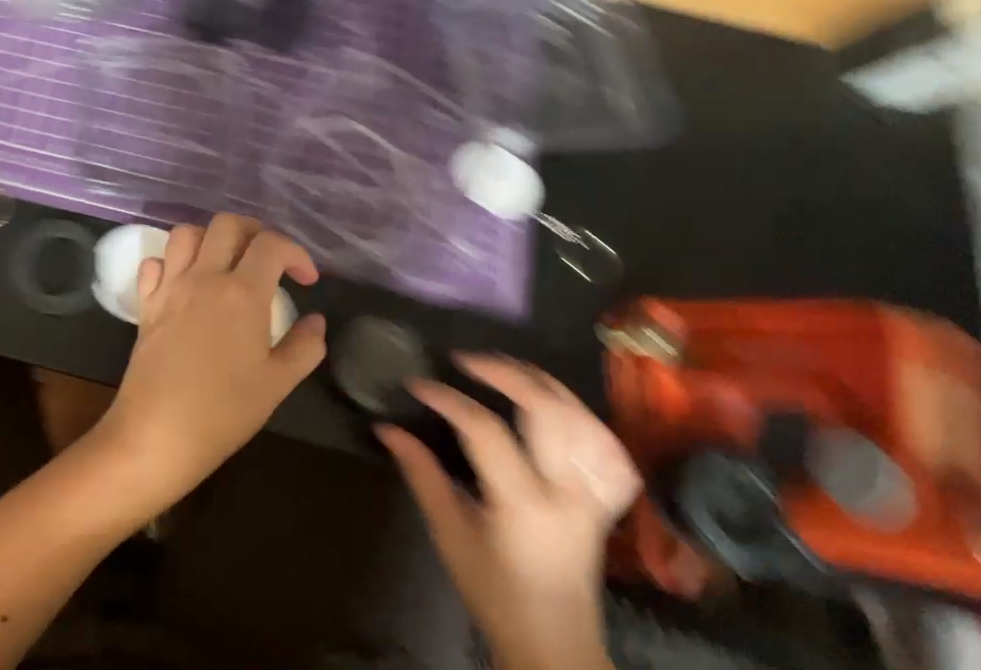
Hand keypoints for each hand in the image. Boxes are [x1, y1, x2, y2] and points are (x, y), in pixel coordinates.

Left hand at [90, 214, 327, 522]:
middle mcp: (204, 277)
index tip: (306, 280)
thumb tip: (315, 322)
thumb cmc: (225, 411)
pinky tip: (186, 282)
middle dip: (254, 232)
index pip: (272, 244)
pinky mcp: (145, 303)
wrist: (158, 431)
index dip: (296, 253)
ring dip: (210, 239)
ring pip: (186, 233)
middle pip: (227, 224)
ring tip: (227, 264)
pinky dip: (172, 261)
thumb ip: (304, 347)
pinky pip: (155, 263)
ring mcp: (169, 287)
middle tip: (269, 260)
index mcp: (242, 292)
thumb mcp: (277, 384)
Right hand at [377, 356, 640, 669]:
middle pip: (549, 412)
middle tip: (468, 359)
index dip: (448, 399)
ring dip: (546, 385)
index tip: (417, 384)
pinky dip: (587, 419)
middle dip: (507, 374)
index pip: (484, 430)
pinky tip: (561, 406)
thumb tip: (387, 428)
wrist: (553, 637)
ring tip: (509, 368)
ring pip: (584, 420)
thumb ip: (421, 474)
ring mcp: (596, 496)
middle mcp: (568, 492)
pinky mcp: (609, 502)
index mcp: (523, 503)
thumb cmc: (492, 588)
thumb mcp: (448, 532)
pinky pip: (610, 449)